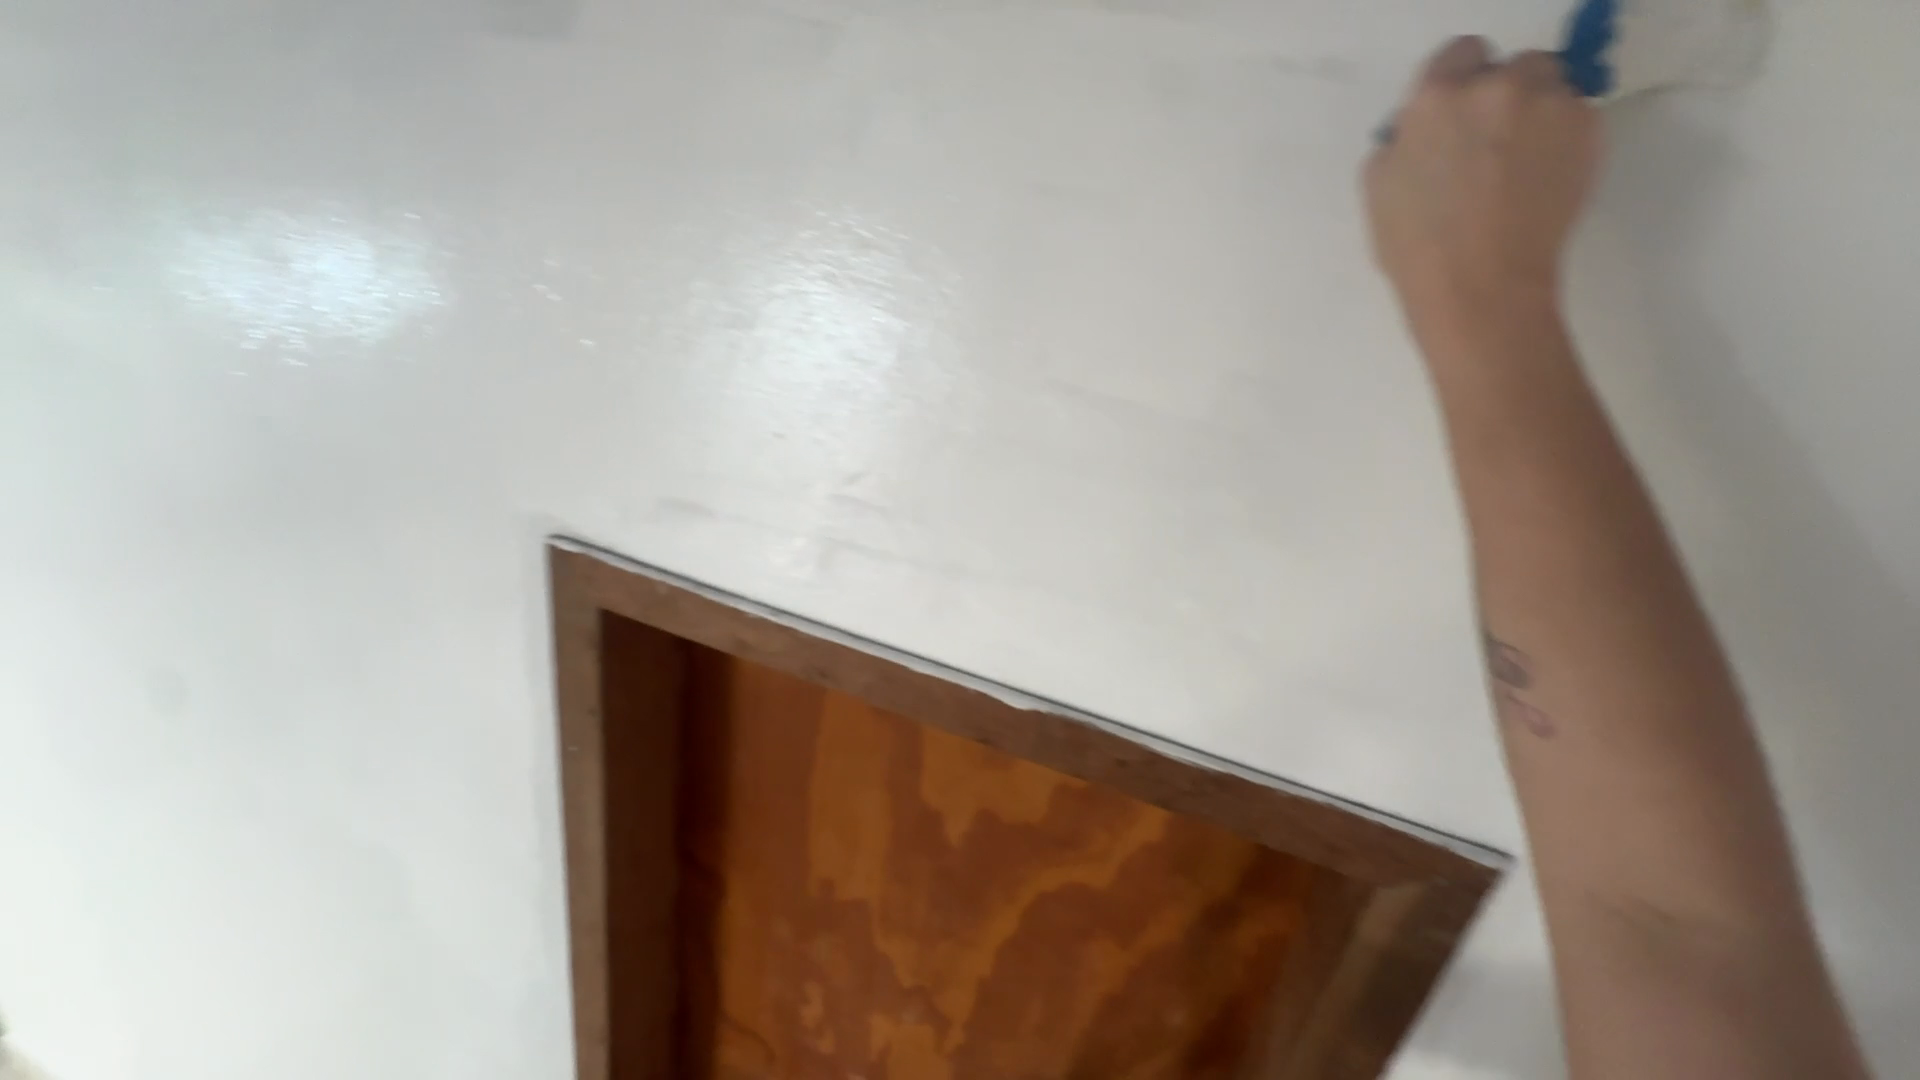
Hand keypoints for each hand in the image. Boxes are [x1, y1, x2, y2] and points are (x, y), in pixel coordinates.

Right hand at [1365, 37, 1603, 326]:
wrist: (1479, 287)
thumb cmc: (1416, 249)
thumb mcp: (1379, 191)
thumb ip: (1401, 142)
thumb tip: (1418, 130)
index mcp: (1433, 99)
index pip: (1459, 54)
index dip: (1458, 85)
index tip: (1458, 120)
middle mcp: (1494, 86)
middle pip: (1510, 66)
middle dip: (1501, 98)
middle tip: (1489, 148)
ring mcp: (1548, 102)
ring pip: (1549, 84)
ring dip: (1536, 110)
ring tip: (1519, 164)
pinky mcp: (1587, 125)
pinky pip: (1575, 115)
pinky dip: (1560, 139)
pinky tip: (1539, 181)